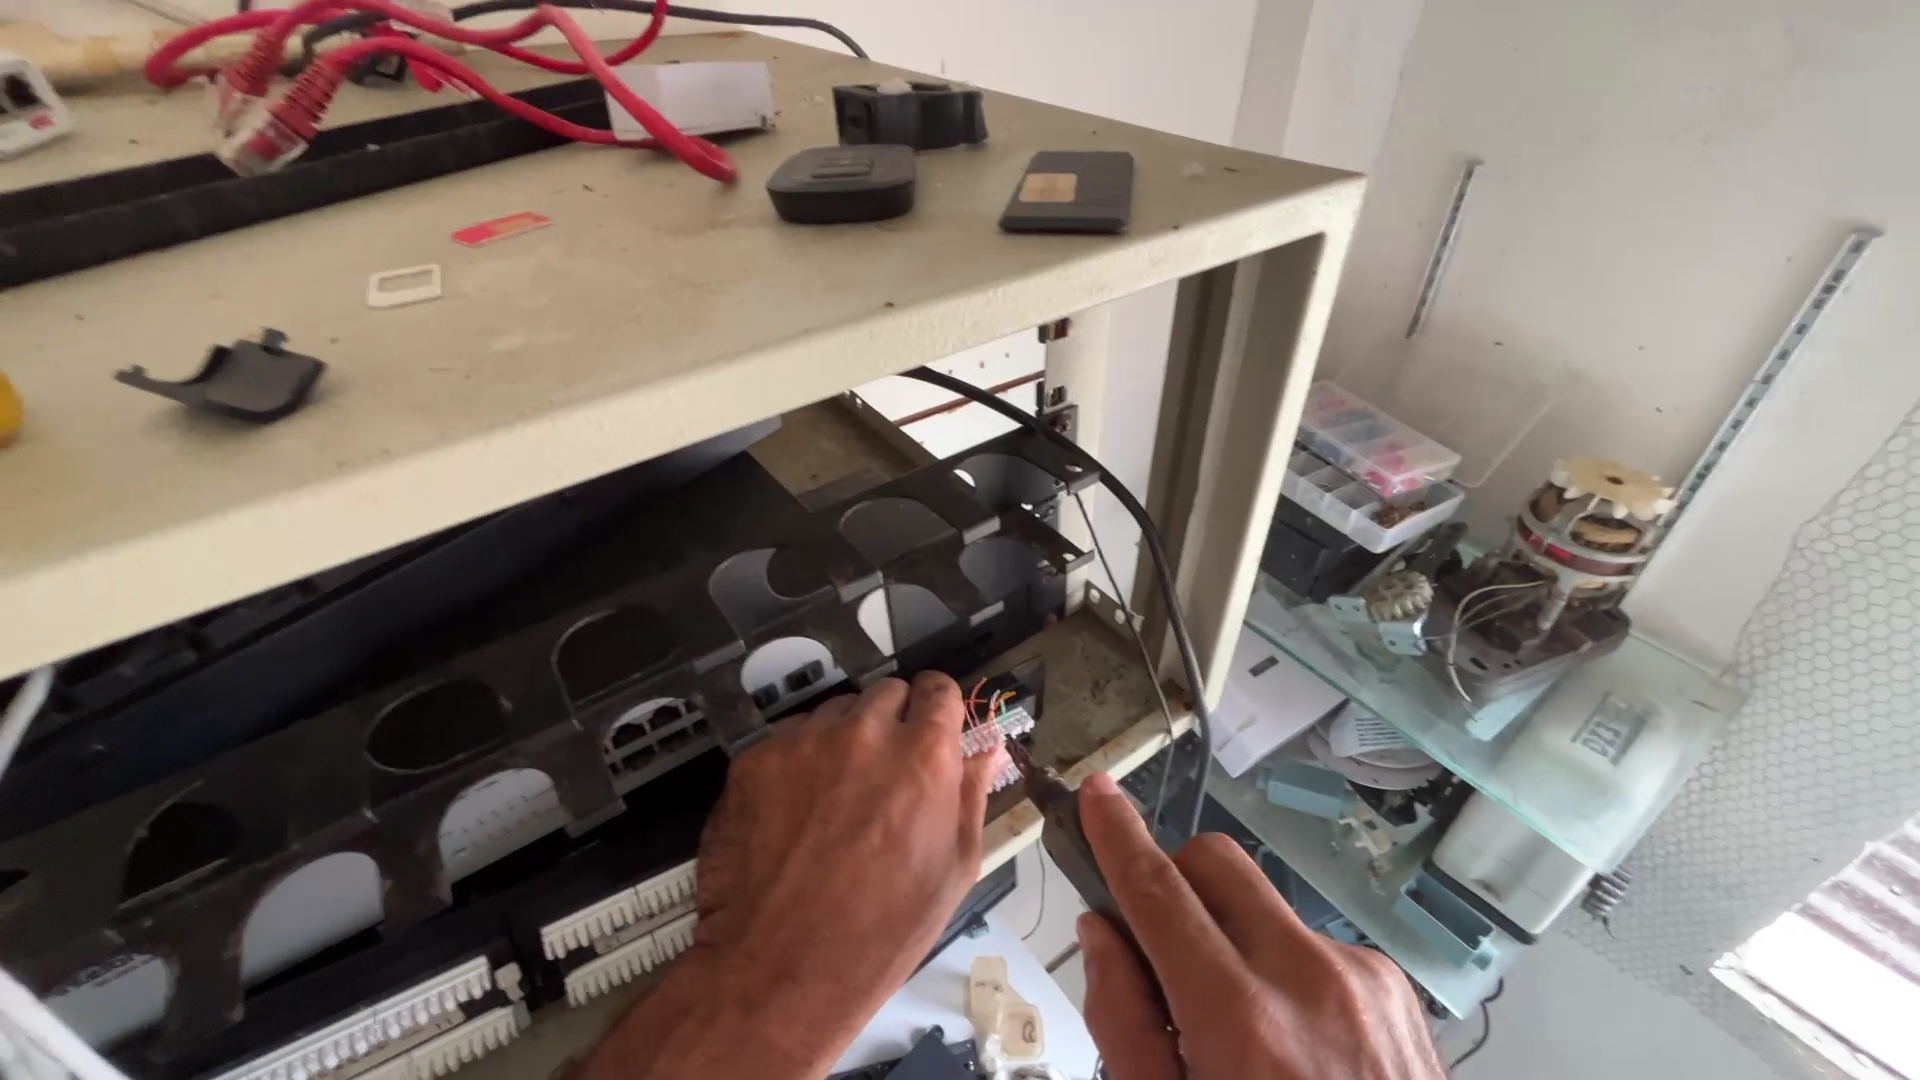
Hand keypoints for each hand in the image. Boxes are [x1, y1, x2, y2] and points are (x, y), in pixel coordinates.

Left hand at [583, 673, 1007, 1079]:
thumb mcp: (953, 868)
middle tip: (884, 771)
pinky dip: (798, 760)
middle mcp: (865, 733)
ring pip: (836, 712)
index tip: (931, 723)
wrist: (778, 970)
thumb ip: (971, 793)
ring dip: (844, 738)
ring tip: (835, 796)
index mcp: (923, 755)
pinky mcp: (755, 756)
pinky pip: (789, 737)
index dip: (938, 707)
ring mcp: (804, 740)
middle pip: (888, 692)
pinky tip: (795, 809)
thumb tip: (985, 749)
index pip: (939, 688)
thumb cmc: (879, 931)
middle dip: (892, 721)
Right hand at [1074, 772, 1444, 1079]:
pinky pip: (1306, 940)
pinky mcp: (1393, 989)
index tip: (1096, 792)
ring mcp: (1362, 978)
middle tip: (1160, 945)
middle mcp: (1309, 978)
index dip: (1118, 835)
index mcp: (1243, 1022)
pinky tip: (1294, 1043)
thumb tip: (1103, 930)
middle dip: (1175, 881)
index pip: (1159, 893)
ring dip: (1228, 932)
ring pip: (1261, 902)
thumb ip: (1123, 1019)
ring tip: (1241, 1025)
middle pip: (1216, 862)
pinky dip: (1277, 964)